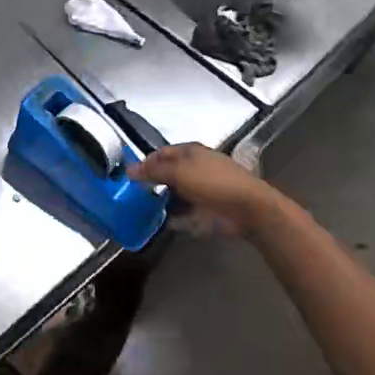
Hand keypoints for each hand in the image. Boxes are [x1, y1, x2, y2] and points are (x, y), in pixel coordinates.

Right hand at [128, 143, 285, 235]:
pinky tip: (157, 222)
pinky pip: (182, 213)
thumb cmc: (212, 182)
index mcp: (190, 152)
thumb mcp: (178, 171)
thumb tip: (129, 169)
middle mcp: (194, 168)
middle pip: (166, 174)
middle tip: (130, 195)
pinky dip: (171, 217)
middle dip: (151, 183)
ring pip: (173, 194)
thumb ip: (152, 170)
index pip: (161, 153)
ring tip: (139, 210)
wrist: (246, 209)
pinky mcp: (204, 210)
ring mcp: (200, 190)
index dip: (144, 163)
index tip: (128, 177)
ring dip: (160, 201)